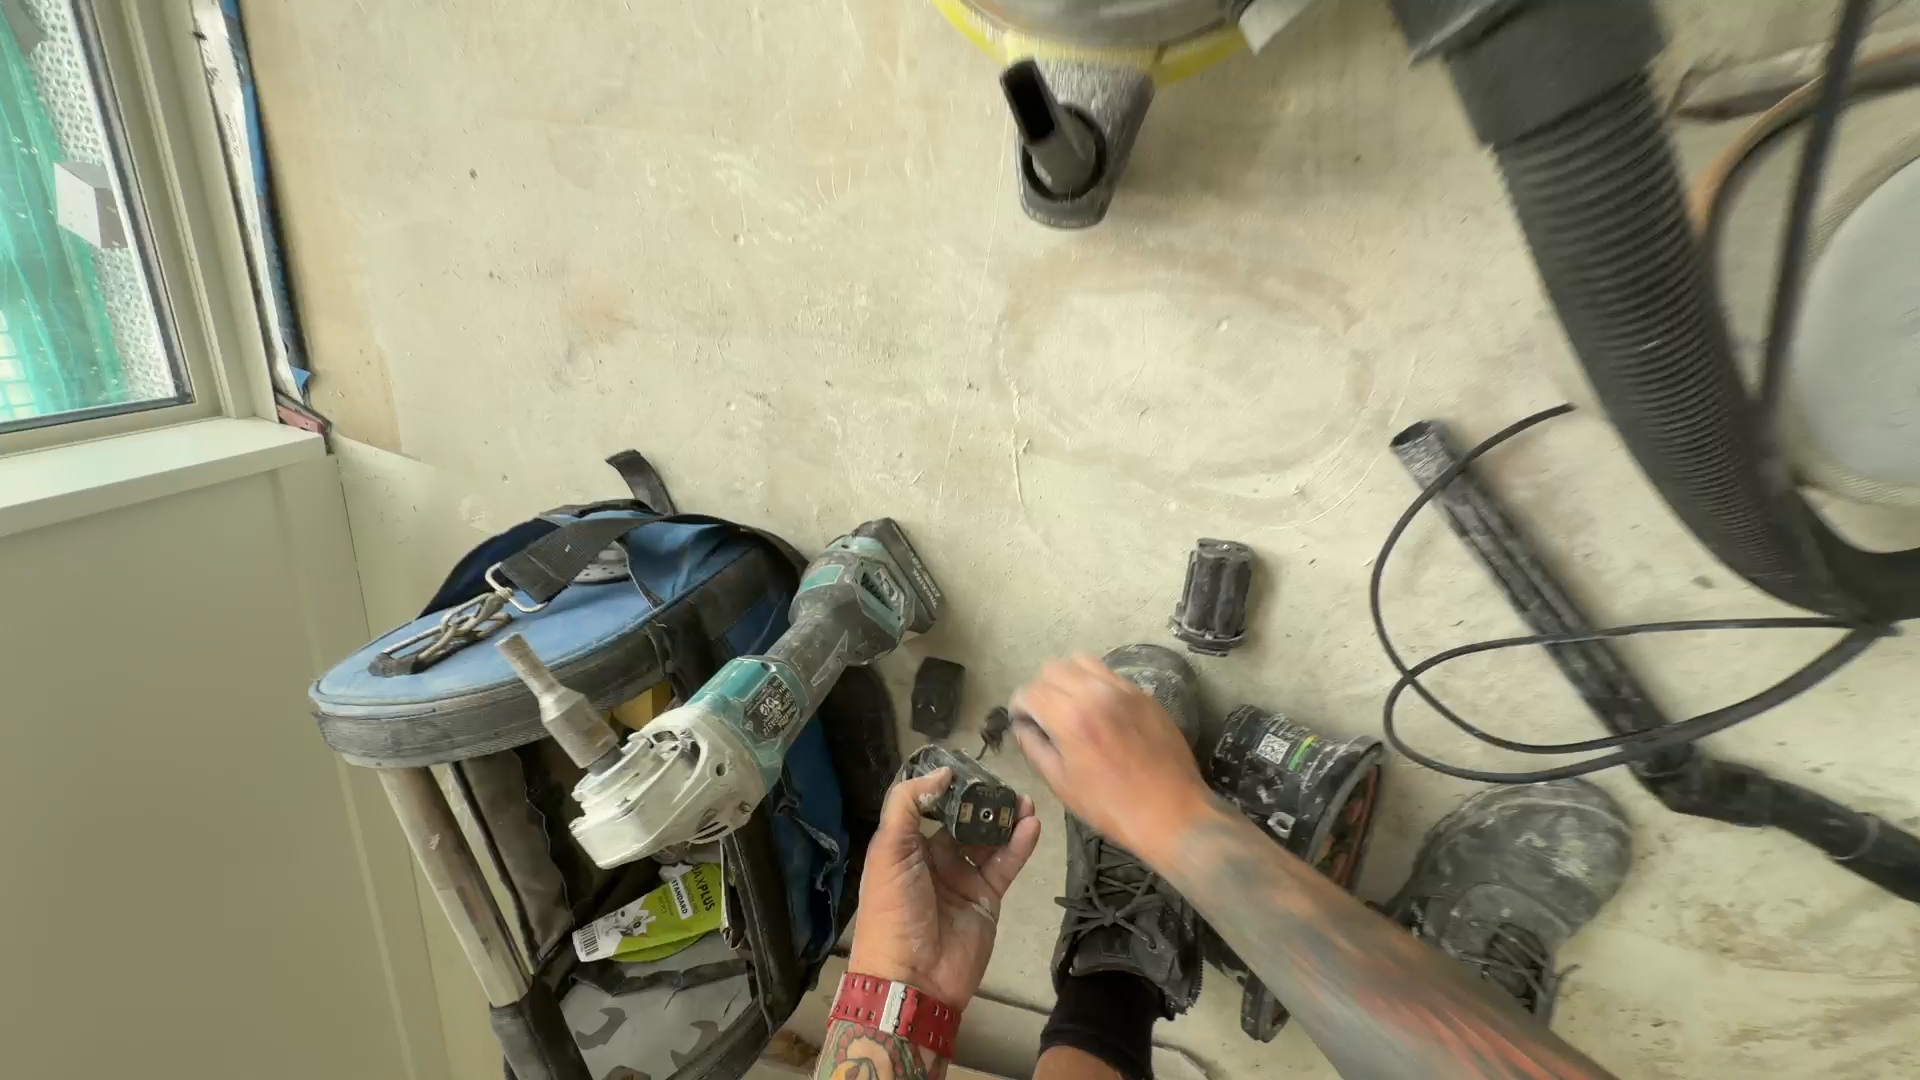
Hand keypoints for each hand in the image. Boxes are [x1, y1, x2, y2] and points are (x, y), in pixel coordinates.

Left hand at [846, 767, 1040, 1009]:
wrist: (913, 980)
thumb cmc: (893, 909)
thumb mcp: (888, 850)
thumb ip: (908, 804)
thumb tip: (942, 772)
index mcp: (907, 844)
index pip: (930, 805)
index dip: (949, 785)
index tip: (969, 766)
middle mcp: (935, 856)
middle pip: (964, 819)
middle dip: (983, 801)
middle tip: (1003, 784)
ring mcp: (963, 876)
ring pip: (989, 838)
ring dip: (1005, 818)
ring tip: (1024, 800)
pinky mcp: (987, 896)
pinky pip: (1006, 863)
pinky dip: (1020, 843)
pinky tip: (1031, 824)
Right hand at [1010, 654, 1212, 861]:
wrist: (1172, 814)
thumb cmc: (1111, 806)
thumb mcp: (1061, 784)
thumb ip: (1034, 748)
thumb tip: (1022, 727)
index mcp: (1071, 717)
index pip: (1030, 691)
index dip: (1018, 706)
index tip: (1022, 722)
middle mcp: (1095, 693)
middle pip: (1053, 669)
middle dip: (1041, 689)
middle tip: (1044, 715)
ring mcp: (1123, 690)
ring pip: (1081, 662)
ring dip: (1067, 679)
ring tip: (1071, 705)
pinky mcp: (1143, 695)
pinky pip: (1109, 675)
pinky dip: (1094, 684)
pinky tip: (1099, 711)